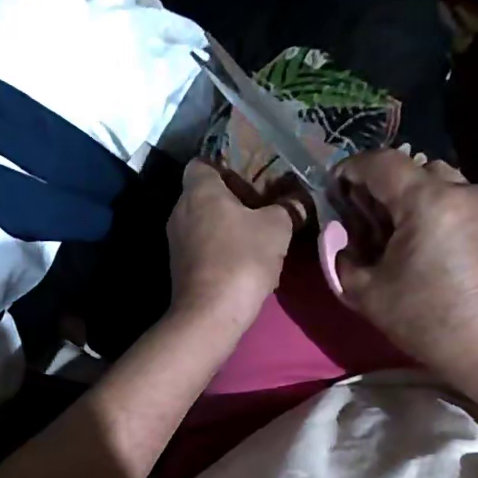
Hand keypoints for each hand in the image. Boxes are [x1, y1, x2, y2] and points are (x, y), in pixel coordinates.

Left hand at [166, 160, 297, 324]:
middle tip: (260, 209)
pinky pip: (202, 248)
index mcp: (199, 189)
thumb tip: (301, 198)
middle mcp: (180, 210)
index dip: (227, 167)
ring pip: (204, 223)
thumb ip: (289, 208)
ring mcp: (176, 241)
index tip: (251, 180)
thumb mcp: (277, 228)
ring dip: (227, 228)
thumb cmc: (242, 259)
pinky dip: (219, 251)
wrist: (211, 315)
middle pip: (205, 195)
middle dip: (231, 201)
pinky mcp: (179, 268)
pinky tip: (242, 264)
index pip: (204, 162)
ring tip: (255, 238)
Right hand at [332, 150, 477, 384]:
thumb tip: (340, 240)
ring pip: (432, 180)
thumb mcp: (368, 294)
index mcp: (425, 200)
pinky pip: (449, 197)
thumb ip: (343, 259)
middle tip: (358, 217)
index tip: (332, 191)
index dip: (349, 171)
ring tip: (386, 230)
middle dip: (378, 186)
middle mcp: (456, 188)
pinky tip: (413, 240)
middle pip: (408, 168)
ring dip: (404, 196)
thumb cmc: (428, 321)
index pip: (379, 163)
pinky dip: (426, 207)